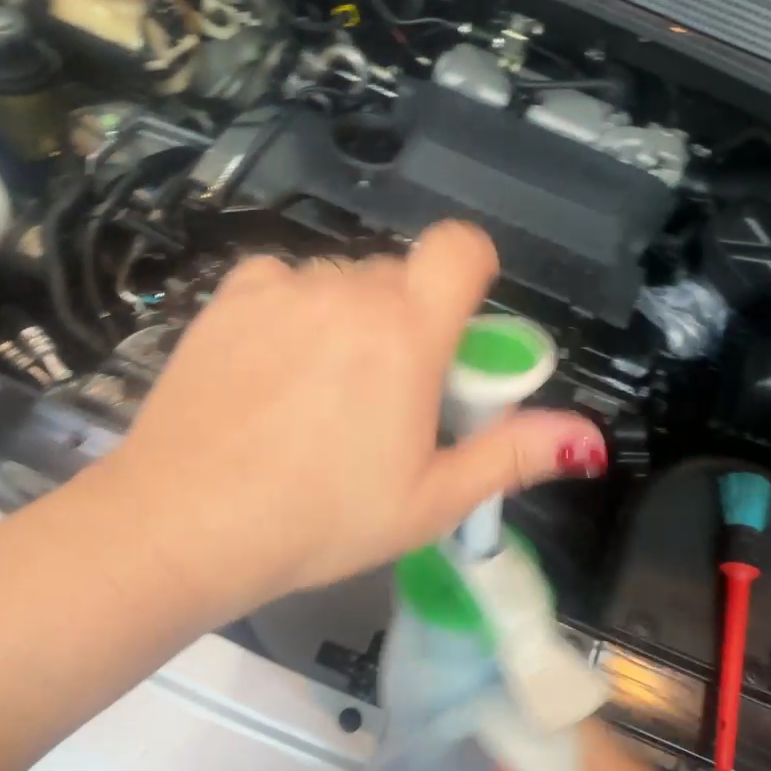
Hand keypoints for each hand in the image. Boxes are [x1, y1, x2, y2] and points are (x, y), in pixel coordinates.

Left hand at [95, 221, 606, 607]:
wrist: (182, 524)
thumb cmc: (320, 520)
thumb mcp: (431, 500)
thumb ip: (513, 455)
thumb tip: (588, 438)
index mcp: (408, 332)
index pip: (462, 246)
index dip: (473, 274)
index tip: (459, 329)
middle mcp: (348, 290)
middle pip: (402, 276)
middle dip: (410, 320)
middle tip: (389, 395)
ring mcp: (283, 289)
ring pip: (343, 280)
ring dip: (351, 318)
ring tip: (323, 392)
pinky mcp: (229, 299)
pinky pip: (285, 281)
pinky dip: (295, 310)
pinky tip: (275, 368)